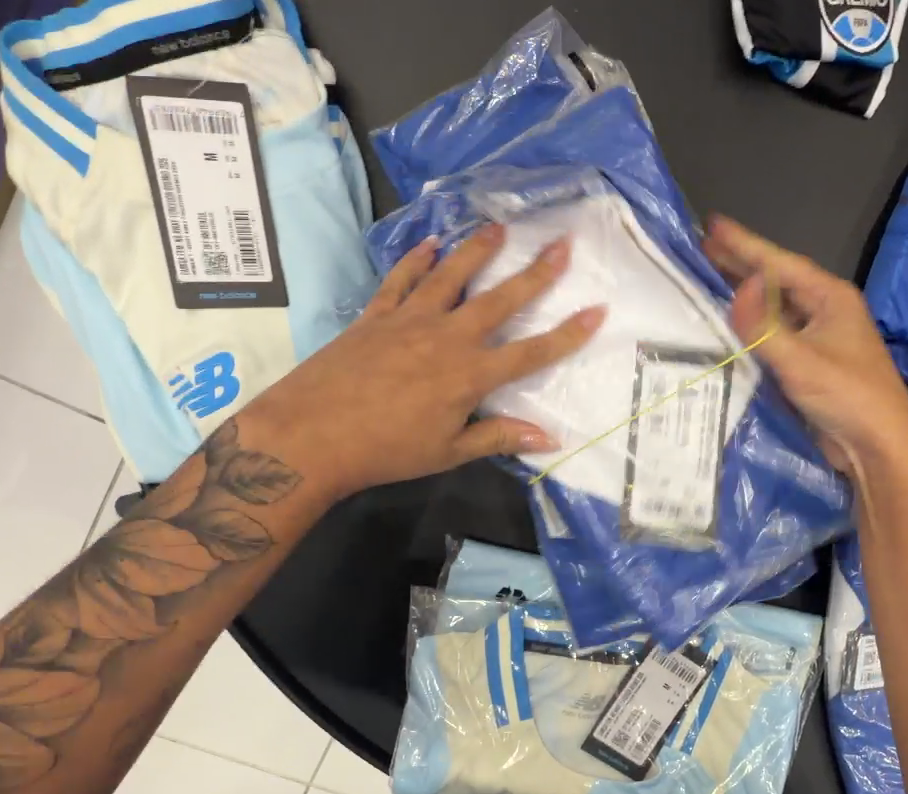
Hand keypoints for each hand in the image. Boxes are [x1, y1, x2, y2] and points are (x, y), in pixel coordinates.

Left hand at [246, 225, 605, 498]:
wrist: (310, 434)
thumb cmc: (387, 450)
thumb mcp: (448, 452)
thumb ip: (499, 437)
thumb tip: (550, 438)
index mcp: (470, 375)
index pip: (531, 352)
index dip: (568, 334)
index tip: (597, 310)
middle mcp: (447, 338)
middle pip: (500, 300)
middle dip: (535, 273)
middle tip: (562, 243)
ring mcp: (410, 320)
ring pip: (452, 276)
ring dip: (478, 250)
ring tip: (500, 227)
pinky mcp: (376, 315)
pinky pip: (401, 279)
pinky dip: (417, 258)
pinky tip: (432, 241)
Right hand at [703, 216, 907, 478]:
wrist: (879, 448)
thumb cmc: (848, 397)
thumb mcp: (801, 361)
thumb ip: (764, 326)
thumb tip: (737, 286)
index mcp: (832, 298)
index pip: (780, 264)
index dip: (744, 245)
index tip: (712, 225)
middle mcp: (827, 312)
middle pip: (777, 282)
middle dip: (741, 266)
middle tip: (702, 248)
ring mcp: (820, 340)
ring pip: (776, 311)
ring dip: (744, 299)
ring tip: (709, 282)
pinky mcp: (812, 367)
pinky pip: (776, 339)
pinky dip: (753, 331)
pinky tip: (730, 329)